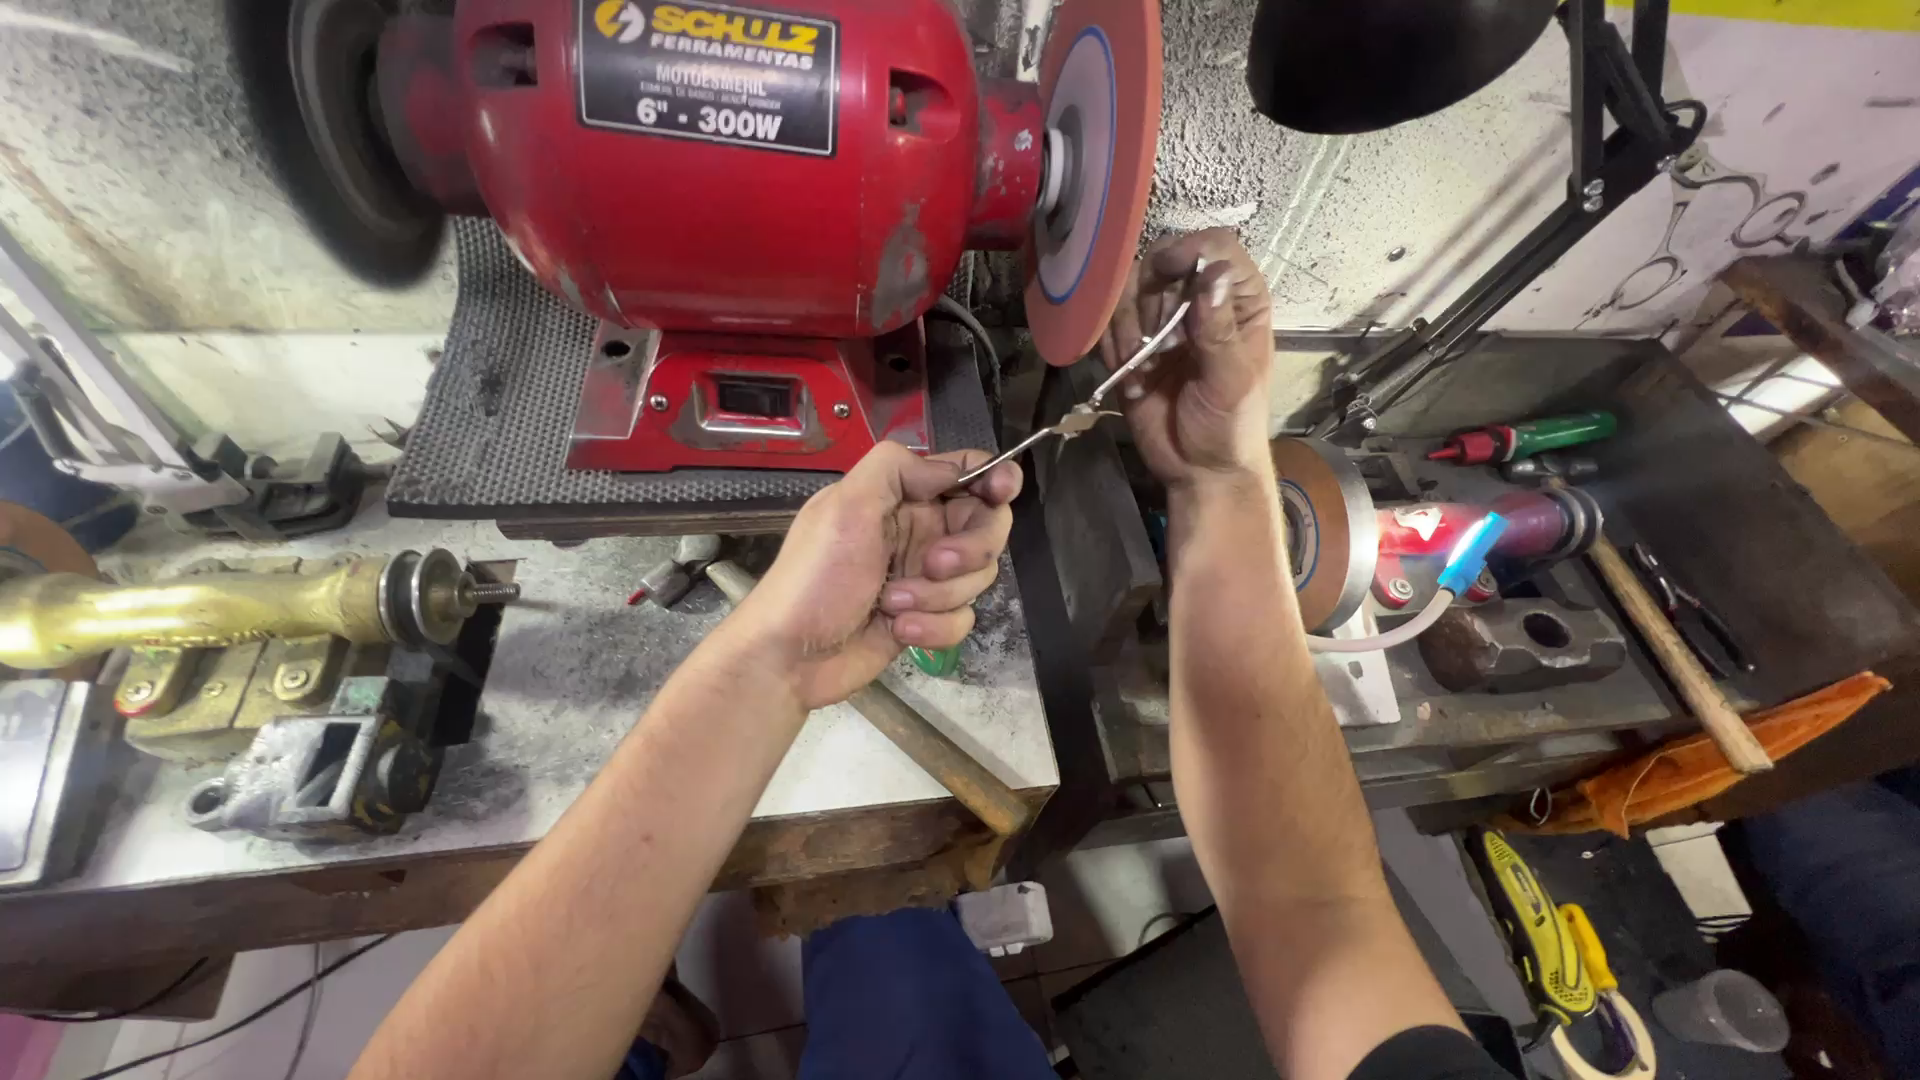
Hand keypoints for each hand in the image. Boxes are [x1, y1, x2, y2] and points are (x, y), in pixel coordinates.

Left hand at [727, 442, 1021, 709]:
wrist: (790, 656)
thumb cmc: (815, 577)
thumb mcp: (844, 506)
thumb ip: (896, 469)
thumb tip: (950, 469)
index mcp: (901, 497)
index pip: (965, 473)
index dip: (994, 477)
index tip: (1001, 491)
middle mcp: (920, 532)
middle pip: (986, 527)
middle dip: (969, 549)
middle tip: (934, 563)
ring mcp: (925, 578)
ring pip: (978, 577)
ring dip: (938, 594)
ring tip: (891, 604)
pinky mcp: (927, 620)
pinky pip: (962, 618)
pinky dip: (935, 627)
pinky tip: (897, 631)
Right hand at [1096, 228, 1275, 490]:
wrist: (1198, 471)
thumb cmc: (1230, 427)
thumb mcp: (1231, 381)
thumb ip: (1218, 329)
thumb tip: (1212, 275)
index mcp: (1238, 301)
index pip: (1215, 248)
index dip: (1190, 251)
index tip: (1168, 274)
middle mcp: (1198, 303)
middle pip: (1162, 262)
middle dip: (1149, 298)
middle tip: (1151, 340)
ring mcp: (1162, 325)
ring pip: (1128, 290)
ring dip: (1125, 324)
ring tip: (1138, 365)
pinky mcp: (1131, 348)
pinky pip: (1108, 326)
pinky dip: (1110, 346)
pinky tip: (1129, 377)